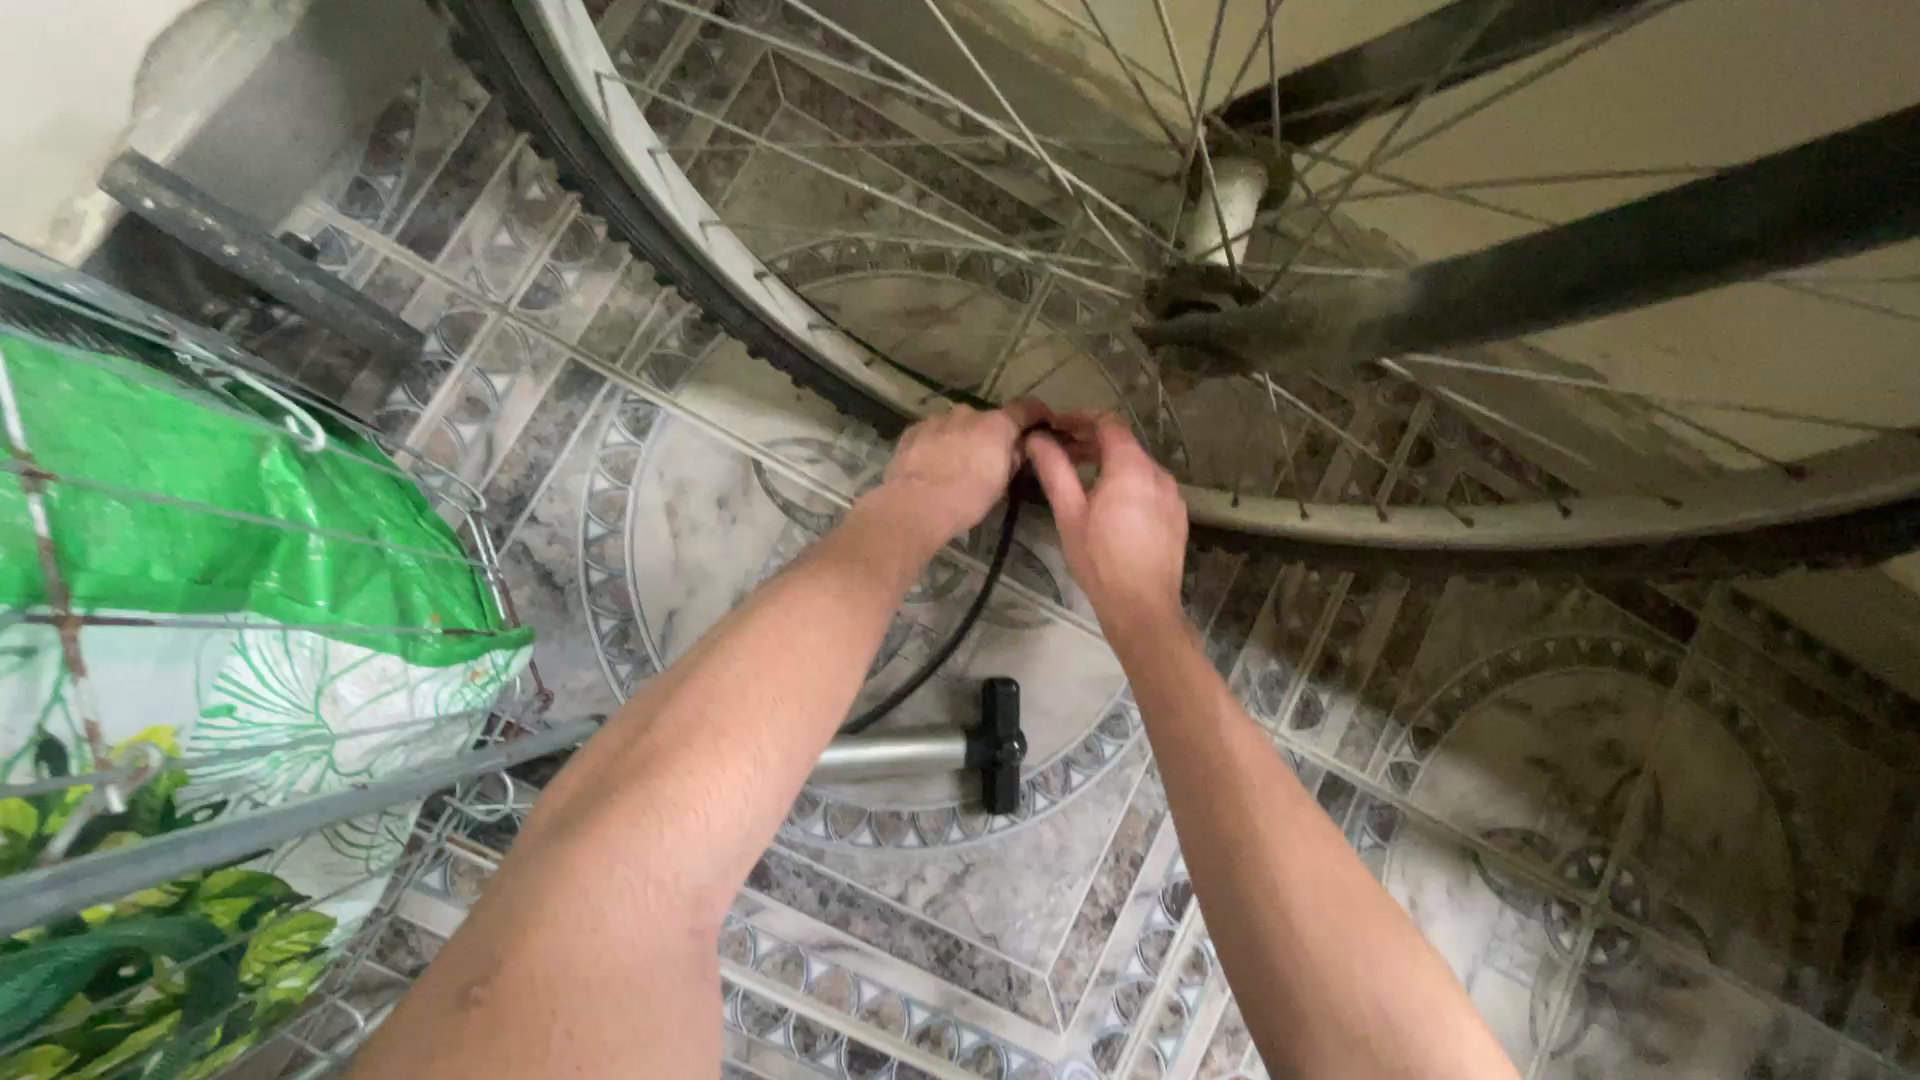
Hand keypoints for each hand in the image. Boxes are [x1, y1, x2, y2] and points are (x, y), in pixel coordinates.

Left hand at [871, 399, 1052, 546]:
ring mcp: (937, 419)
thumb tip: (1018, 447)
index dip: (1037, 414)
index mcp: (996, 425)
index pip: (1026, 408)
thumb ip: (1013, 459)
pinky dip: (937, 443)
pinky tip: (931, 464)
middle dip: (991, 434)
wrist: (915, 506)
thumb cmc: (966, 499)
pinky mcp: (913, 430)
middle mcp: (968, 413)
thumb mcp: (1001, 485)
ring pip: (957, 424)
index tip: (1042, 424)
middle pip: (987, 419)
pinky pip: (933, 432)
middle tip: (988, 459)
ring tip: (955, 464)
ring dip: (962, 438)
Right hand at [1025, 413, 1188, 637]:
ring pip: (1138, 465)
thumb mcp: (1069, 514)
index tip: (1056, 427)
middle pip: (1123, 443)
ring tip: (1082, 481)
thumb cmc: (1100, 560)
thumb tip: (1037, 439)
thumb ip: (1055, 470)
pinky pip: (1150, 486)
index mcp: (1131, 467)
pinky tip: (1110, 505)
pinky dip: (1128, 483)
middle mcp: (1158, 473)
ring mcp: (1172, 494)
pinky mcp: (1177, 515)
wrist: (1142, 606)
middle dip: (1091, 442)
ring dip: (1109, 463)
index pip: (1107, 422)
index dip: (1080, 419)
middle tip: (1061, 454)